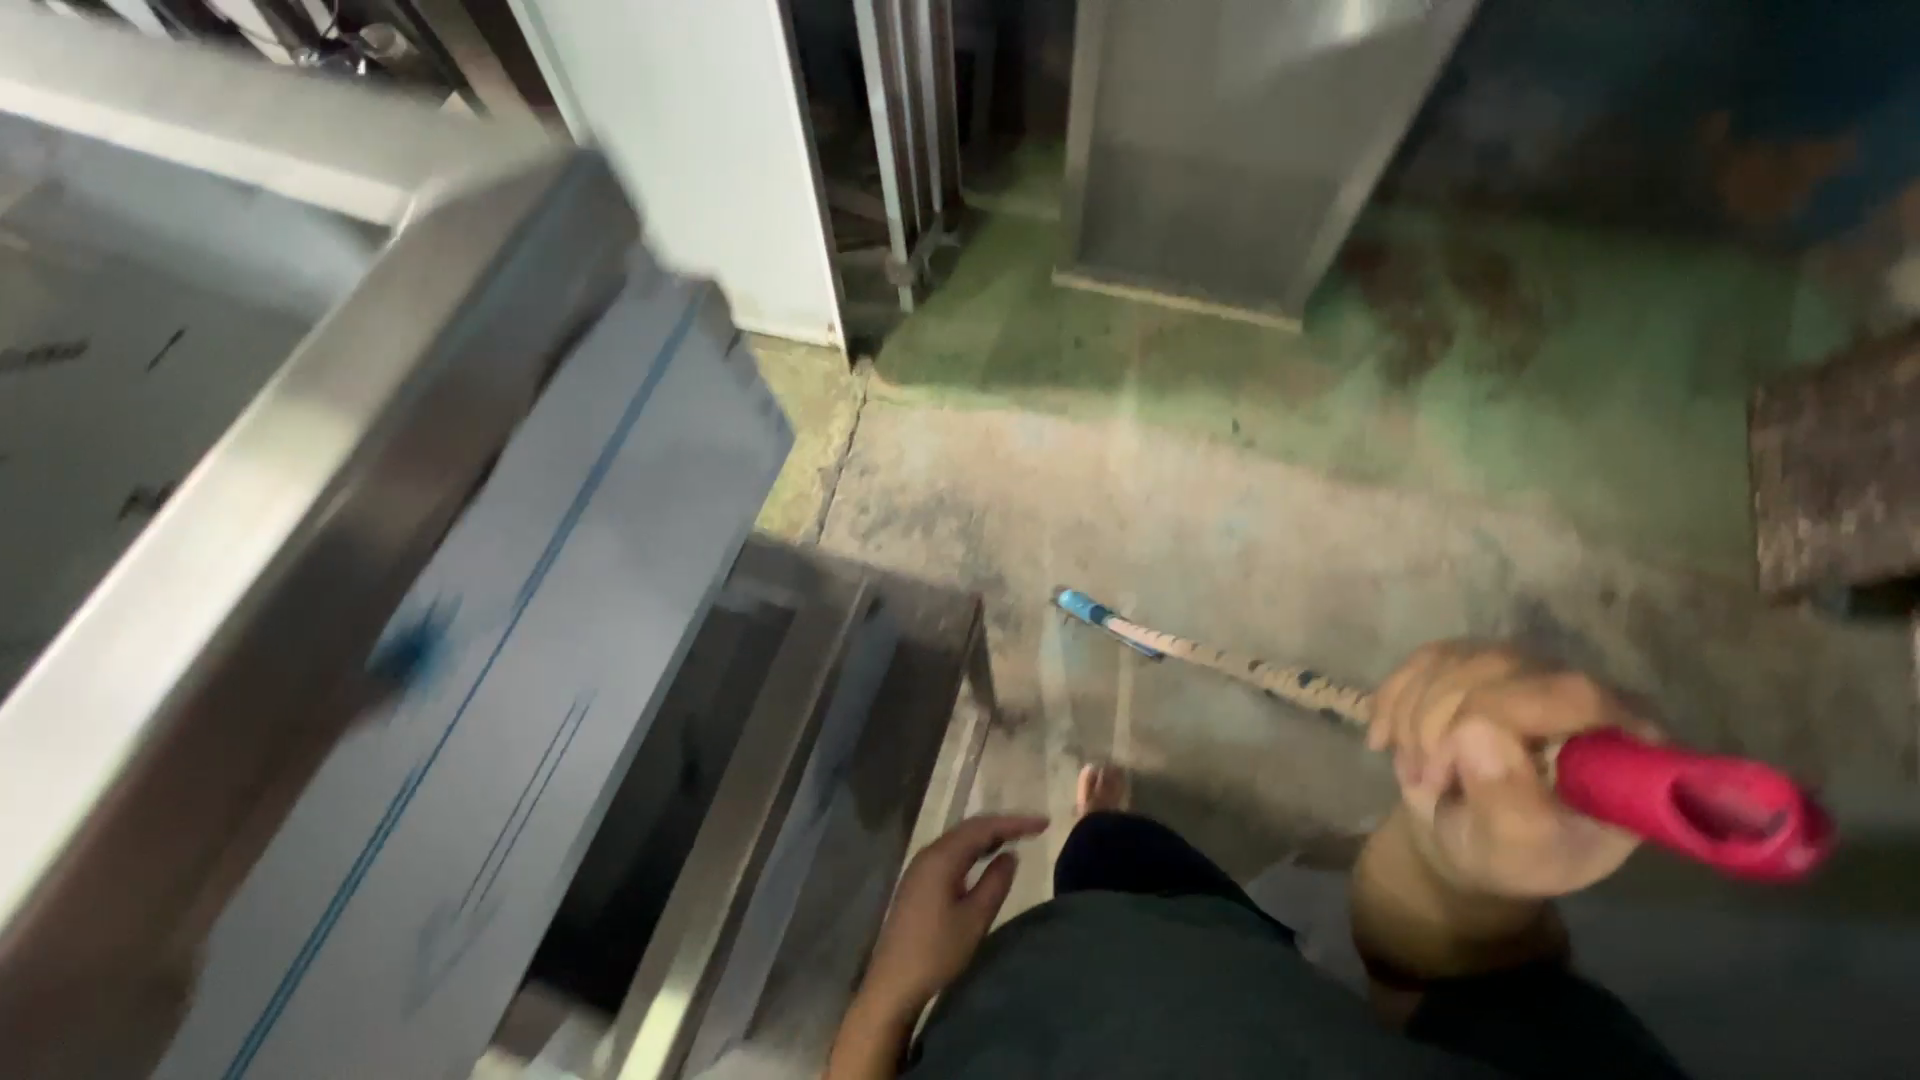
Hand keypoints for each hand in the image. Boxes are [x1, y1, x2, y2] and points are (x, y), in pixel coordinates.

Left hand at [858, 814, 1046, 1016]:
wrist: (893, 982)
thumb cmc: (937, 952)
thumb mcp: (975, 919)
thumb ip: (996, 883)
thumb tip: (1011, 855)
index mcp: (941, 858)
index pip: (983, 828)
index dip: (1015, 823)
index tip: (1044, 823)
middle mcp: (929, 854)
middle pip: (969, 828)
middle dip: (1003, 825)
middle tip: (1034, 828)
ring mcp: (920, 867)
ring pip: (959, 840)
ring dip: (988, 836)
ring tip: (1017, 838)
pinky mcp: (918, 881)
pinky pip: (951, 853)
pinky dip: (973, 850)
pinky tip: (987, 858)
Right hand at [1368, 642, 1656, 898]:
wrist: (1464, 838)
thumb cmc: (1509, 856)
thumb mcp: (1519, 851)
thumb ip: (1510, 802)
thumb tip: (1475, 735)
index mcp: (1620, 736)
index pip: (1565, 693)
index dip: (1491, 719)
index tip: (1444, 774)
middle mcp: (1577, 688)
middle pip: (1494, 670)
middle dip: (1438, 728)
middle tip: (1425, 781)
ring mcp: (1521, 669)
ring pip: (1450, 662)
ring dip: (1412, 721)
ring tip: (1416, 770)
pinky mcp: (1471, 662)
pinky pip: (1421, 660)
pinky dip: (1392, 702)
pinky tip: (1388, 739)